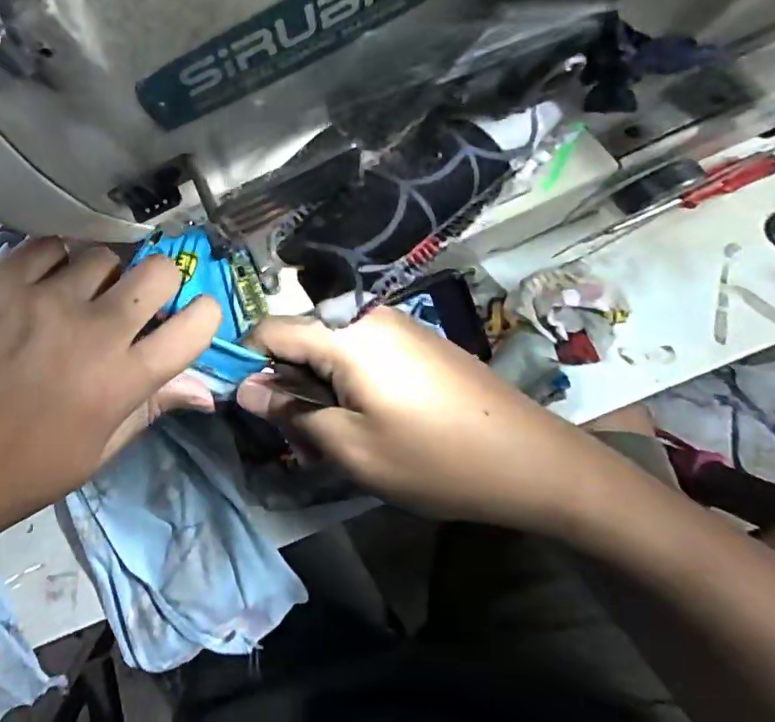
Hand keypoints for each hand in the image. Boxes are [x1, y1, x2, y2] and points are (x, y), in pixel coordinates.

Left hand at [0, 238, 220, 555]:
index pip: (195, 325)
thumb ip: (151, 409)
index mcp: (122, 380)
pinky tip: (45, 279)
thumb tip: (206, 392)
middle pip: (159, 271)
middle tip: (135, 302)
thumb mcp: (94, 454)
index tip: (190, 318)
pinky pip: (47, 245)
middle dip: (160, 284)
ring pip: (103, 254)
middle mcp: (94, 331)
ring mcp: (44, 301)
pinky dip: (55, 258)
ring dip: (103, 274)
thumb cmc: (15, 476)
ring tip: (80, 294)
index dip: (203, 315)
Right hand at [238, 307, 602, 533]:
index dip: (249, 363)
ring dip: (320, 387)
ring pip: (332, 346)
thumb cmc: (434, 457)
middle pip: (302, 335)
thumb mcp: (353, 449)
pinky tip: (369, 421)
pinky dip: (349, 381)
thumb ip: (292, 413)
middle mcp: (368, 316)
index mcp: (346, 334)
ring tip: (336, 440)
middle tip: (300, 440)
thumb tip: (245, 387)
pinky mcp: (417, 339)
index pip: (271, 328)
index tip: (251, 407)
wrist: (529, 457)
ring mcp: (397, 325)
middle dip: (289, 383)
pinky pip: (362, 349)